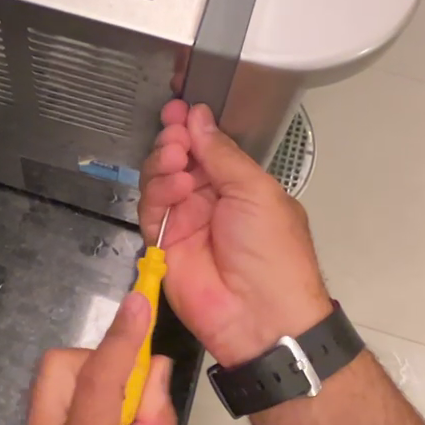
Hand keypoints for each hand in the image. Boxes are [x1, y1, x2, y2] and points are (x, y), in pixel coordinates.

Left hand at [16, 292, 178, 424]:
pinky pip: (49, 404)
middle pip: (58, 367)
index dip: (119, 339)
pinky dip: (78, 401)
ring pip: (50, 381)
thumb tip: (155, 368)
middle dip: (96, 358)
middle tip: (130, 389)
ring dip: (87, 379)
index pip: (96, 384)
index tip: (139, 303)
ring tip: (119, 419)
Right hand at [140, 101, 333, 366]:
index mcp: (239, 186)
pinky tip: (176, 185)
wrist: (261, 316)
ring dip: (164, 162)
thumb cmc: (274, 253)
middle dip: (174, 140)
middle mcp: (210, 201)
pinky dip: (158, 191)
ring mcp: (185, 222)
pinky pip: (150, 208)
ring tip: (176, 159)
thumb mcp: (257, 190)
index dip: (192, 127)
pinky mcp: (162, 243)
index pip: (208, 148)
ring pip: (159, 179)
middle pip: (178, 159)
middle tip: (175, 133)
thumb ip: (222, 153)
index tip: (179, 108)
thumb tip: (199, 119)